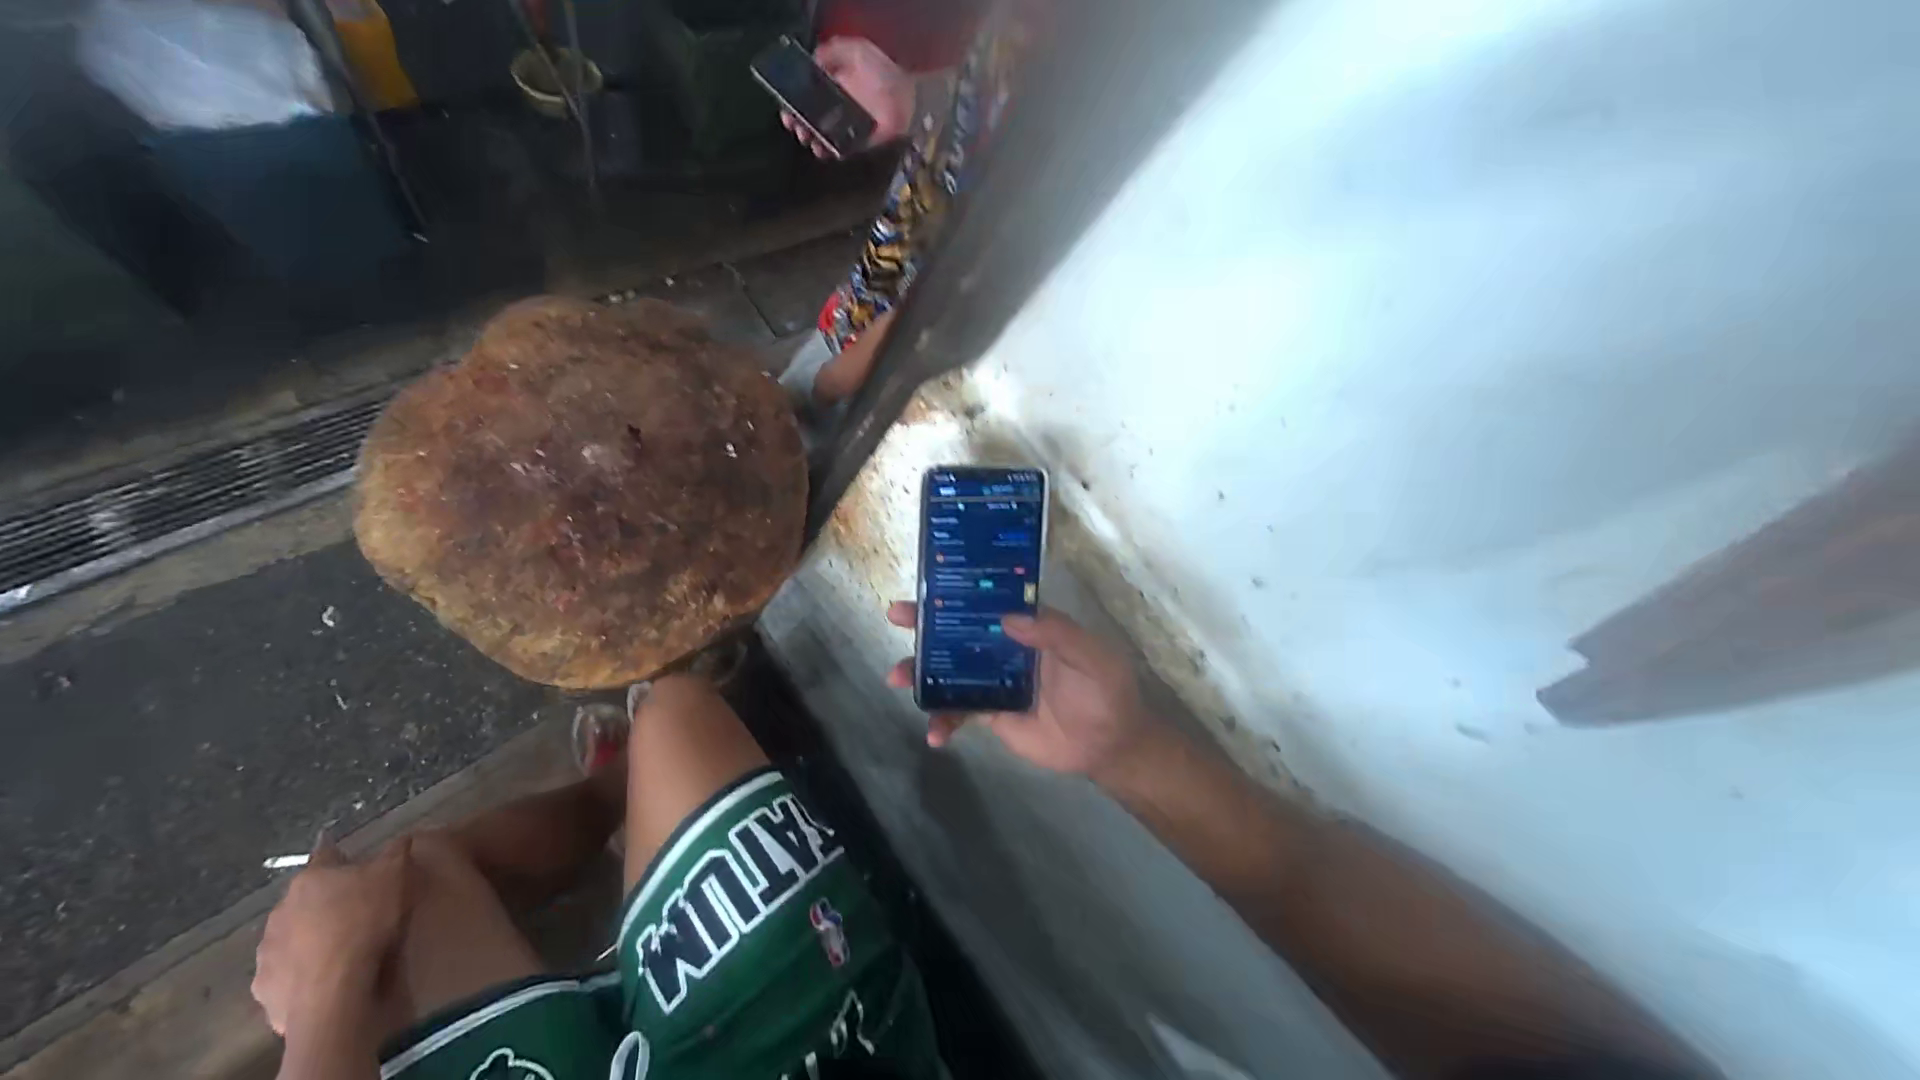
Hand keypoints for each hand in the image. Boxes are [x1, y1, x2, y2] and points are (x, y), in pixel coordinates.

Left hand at [253, 836, 411, 1036]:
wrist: (334, 990)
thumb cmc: (367, 920)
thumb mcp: (398, 874)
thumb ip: (397, 851)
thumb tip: (399, 837)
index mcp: (312, 879)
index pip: (326, 853)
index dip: (339, 852)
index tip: (347, 852)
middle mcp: (280, 910)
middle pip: (307, 897)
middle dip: (327, 898)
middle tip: (357, 905)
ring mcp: (267, 952)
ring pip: (292, 934)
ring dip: (312, 934)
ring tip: (342, 944)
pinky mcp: (264, 987)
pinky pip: (287, 970)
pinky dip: (303, 968)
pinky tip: (326, 974)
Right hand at [782, 37, 913, 156]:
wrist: (906, 93)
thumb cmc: (883, 69)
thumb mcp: (855, 51)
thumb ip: (832, 52)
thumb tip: (813, 61)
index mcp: (834, 88)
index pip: (808, 100)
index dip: (795, 105)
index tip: (787, 110)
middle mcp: (839, 110)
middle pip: (812, 121)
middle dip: (800, 125)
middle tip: (795, 127)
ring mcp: (849, 129)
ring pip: (824, 138)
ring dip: (813, 139)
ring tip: (807, 138)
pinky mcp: (861, 144)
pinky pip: (842, 151)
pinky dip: (832, 152)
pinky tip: (823, 149)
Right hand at [886, 603, 1154, 780]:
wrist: (1109, 745)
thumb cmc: (1106, 690)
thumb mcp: (1091, 656)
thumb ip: (1056, 634)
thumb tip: (1007, 619)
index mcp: (1028, 626)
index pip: (988, 603)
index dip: (958, 593)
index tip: (928, 586)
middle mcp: (1005, 648)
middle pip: (958, 632)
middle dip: (924, 623)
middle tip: (896, 616)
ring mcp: (994, 681)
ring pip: (949, 671)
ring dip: (919, 673)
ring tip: (895, 679)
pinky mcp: (991, 713)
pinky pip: (959, 712)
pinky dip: (943, 722)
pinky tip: (935, 736)